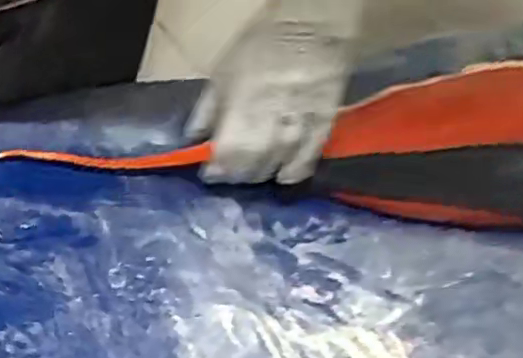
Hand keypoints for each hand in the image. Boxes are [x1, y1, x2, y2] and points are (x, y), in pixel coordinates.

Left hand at [187, 0, 359, 184]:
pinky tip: (285, 176)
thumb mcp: (219, 78)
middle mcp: (274, 112)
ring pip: (282, 156)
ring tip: (252, 176)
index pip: (229, 151)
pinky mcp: (329, 108)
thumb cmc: (258, 46)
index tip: (209, 173)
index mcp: (244, 105)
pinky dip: (299, 166)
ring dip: (263, 173)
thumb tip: (193, 144)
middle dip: (237, 175)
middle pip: (254, 159)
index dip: (217, 168)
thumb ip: (205, 113)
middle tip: (229, 176)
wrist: (315, 13)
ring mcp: (305, 111)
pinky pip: (316, 145)